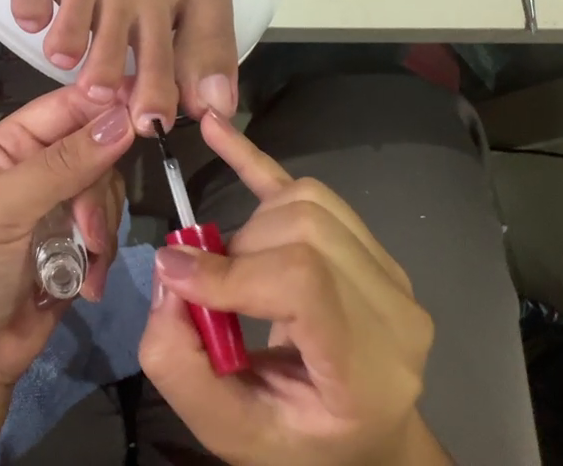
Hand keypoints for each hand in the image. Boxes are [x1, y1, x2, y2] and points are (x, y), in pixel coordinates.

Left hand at [0, 86, 136, 385]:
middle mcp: (38, 167)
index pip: (68, 106)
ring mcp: (59, 208)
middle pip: (98, 150)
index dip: (105, 107)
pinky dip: (104, 258)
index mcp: (11, 144)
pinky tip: (85, 285)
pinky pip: (111, 232)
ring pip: (109, 192)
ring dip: (101, 228)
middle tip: (87, 229)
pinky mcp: (77, 247)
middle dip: (97, 191)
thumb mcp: (4, 208)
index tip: (142, 117)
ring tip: (82, 261)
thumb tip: (122, 118)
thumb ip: (63, 163)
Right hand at [9, 0, 244, 133]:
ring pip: (82, 40)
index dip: (198, 89)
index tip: (193, 117)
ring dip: (80, 58)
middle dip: (135, 94)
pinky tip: (37, 7)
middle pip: (139, 61)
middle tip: (122, 110)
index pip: (205, 49)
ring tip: (75, 65)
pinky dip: (33, 9)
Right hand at [140, 113, 449, 465]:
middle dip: (237, 249)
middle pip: (305, 230)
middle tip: (205, 286)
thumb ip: (180, 364)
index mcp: (369, 371)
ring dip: (251, 220)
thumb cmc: (297, 443)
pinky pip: (308, 187)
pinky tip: (215, 129)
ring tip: (229, 262)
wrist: (362, 442)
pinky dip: (256, 157)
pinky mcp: (365, 245)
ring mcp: (389, 273)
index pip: (305, 282)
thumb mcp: (227, 430)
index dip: (231, 270)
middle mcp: (394, 312)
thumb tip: (168, 274)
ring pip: (308, 200)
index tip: (174, 278)